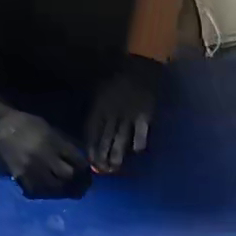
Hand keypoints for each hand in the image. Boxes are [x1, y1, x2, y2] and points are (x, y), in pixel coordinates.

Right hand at [0, 96, 91, 199]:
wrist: (0, 128)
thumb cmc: (28, 126)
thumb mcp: (50, 130)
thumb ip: (65, 147)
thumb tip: (81, 164)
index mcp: (53, 142)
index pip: (77, 161)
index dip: (85, 171)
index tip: (88, 175)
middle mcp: (44, 157)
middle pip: (68, 177)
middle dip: (78, 184)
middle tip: (82, 189)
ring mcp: (31, 169)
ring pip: (54, 188)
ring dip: (64, 192)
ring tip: (69, 192)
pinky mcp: (21, 178)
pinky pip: (39, 192)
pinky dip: (48, 194)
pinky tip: (51, 192)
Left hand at [84, 54, 163, 173]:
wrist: (141, 66)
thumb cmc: (118, 80)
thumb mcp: (99, 92)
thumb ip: (96, 112)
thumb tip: (91, 135)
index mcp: (100, 107)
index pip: (92, 132)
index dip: (91, 148)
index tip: (90, 160)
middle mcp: (112, 114)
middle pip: (105, 139)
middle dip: (102, 157)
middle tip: (102, 169)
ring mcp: (129, 116)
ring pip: (120, 140)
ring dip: (116, 156)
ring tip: (114, 168)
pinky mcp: (144, 117)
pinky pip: (140, 135)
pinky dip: (138, 145)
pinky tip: (136, 152)